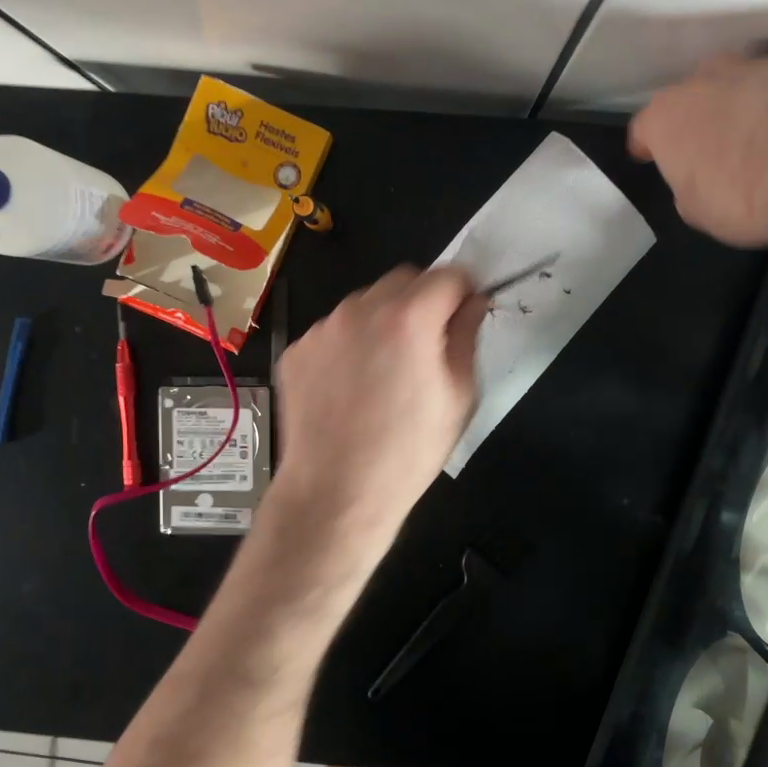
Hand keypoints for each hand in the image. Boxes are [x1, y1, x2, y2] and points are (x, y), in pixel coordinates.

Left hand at [270, 265, 485, 561]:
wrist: (335, 492)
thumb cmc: (407, 452)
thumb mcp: (458, 398)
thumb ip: (466, 338)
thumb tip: (471, 304)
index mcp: (409, 318)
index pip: (447, 274)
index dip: (462, 291)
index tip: (464, 313)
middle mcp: (360, 310)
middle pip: (402, 279)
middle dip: (421, 299)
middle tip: (427, 344)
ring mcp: (322, 329)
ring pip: (363, 304)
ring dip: (381, 321)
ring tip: (383, 372)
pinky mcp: (296, 351)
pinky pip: (332, 332)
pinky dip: (347, 345)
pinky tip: (350, 388)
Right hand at [629, 54, 767, 248]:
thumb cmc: (747, 197)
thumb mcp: (698, 209)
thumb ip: (688, 185)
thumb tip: (700, 175)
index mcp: (666, 117)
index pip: (643, 128)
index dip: (646, 147)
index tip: (649, 158)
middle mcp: (704, 79)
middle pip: (690, 97)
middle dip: (695, 119)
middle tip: (709, 150)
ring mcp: (756, 67)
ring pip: (734, 87)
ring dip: (739, 109)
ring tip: (757, 141)